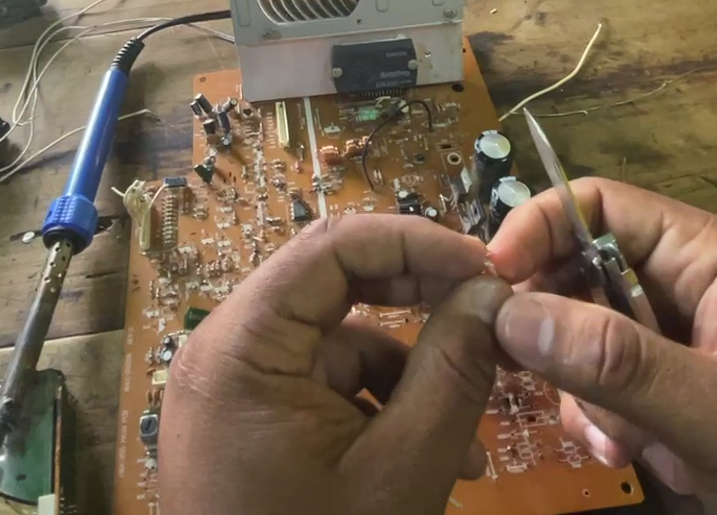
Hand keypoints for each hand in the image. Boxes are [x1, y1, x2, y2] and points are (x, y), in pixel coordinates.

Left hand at [159, 214, 512, 514]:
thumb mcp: (399, 474)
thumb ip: (450, 372)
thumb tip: (490, 291)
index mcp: (240, 344)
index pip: (330, 247)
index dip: (412, 242)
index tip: (482, 262)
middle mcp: (226, 347)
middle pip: (331, 283)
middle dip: (415, 298)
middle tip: (486, 310)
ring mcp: (237, 383)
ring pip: (337, 339)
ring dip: (408, 369)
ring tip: (471, 432)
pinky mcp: (254, 416)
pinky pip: (325, 384)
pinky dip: (379, 406)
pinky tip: (434, 456)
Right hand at [489, 178, 716, 514]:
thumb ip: (616, 363)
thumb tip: (504, 310)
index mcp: (711, 257)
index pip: (601, 206)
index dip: (539, 227)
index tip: (490, 279)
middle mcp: (691, 289)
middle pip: (584, 271)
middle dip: (560, 326)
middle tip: (531, 375)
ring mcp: (687, 347)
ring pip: (591, 336)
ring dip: (586, 388)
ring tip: (615, 445)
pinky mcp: (687, 398)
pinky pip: (615, 388)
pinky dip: (608, 422)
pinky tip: (634, 462)